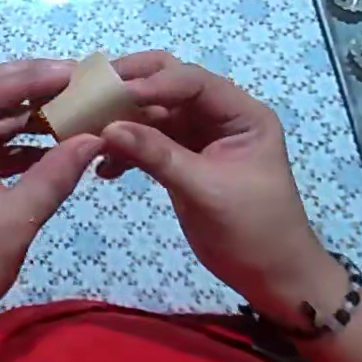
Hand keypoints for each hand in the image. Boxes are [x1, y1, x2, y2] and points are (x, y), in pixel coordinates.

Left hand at [0, 60, 103, 329]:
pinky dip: (28, 133)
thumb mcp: (16, 221)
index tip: (73, 72)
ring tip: (75, 98)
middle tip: (77, 77)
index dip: (31, 78)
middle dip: (33, 82)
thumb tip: (94, 138)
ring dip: (32, 106)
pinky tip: (60, 132)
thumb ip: (54, 176)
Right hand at [97, 51, 343, 326]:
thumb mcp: (206, 192)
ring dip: (120, 117)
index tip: (113, 94)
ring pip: (150, 108)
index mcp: (241, 114)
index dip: (153, 83)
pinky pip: (143, 137)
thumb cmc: (255, 234)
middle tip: (92, 90)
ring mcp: (196, 132)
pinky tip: (104, 168)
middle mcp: (217, 113)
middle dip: (129, 84)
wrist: (273, 281)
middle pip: (167, 80)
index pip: (192, 81)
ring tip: (88, 129)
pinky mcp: (177, 153)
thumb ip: (157, 155)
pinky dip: (123, 147)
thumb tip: (108, 128)